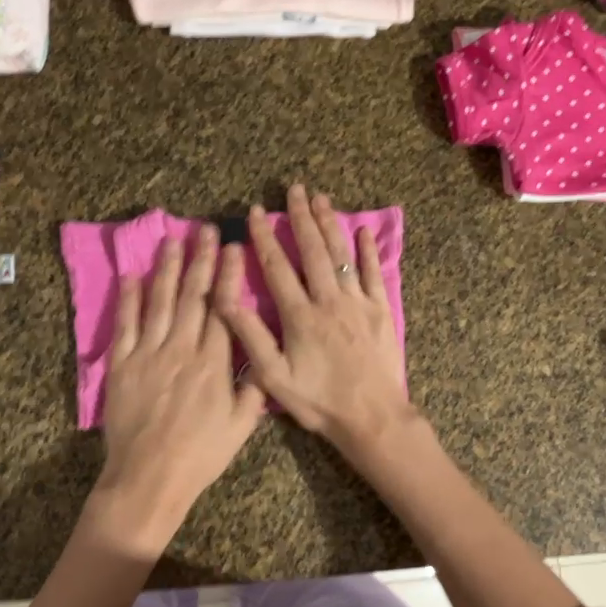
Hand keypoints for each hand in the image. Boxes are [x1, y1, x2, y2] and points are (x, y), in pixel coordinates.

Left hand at [96, 226, 265, 553]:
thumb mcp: (241, 427)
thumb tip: (261, 359)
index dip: (228, 275)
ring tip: (172, 240)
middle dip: (200, 260)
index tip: (232, 249)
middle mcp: (182, 349)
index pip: (223, 308)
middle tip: (204, 230)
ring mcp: (149, 353)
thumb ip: (253, 390)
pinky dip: (129, 298)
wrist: (149, 477)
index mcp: (214, 363)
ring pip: (159, 301)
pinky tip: (133, 276)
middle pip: (192, 295)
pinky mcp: (121, 364)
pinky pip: (125, 324)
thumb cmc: (200, 455)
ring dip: (166, 268)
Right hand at [215, 184, 415, 457]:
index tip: (256, 211)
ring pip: (341, 254)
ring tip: (321, 197)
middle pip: (312, 250)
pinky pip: (374, 273)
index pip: (277, 267)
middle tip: (295, 189)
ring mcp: (358, 302)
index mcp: (299, 315)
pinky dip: (368, 250)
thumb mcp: (274, 377)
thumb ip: (250, 336)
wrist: (372, 417)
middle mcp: (329, 300)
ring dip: (330, 223)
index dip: (264, 237)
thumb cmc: (319, 402)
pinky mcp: (381, 310)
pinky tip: (363, 231)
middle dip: (301, 217)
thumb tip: (224, 300)